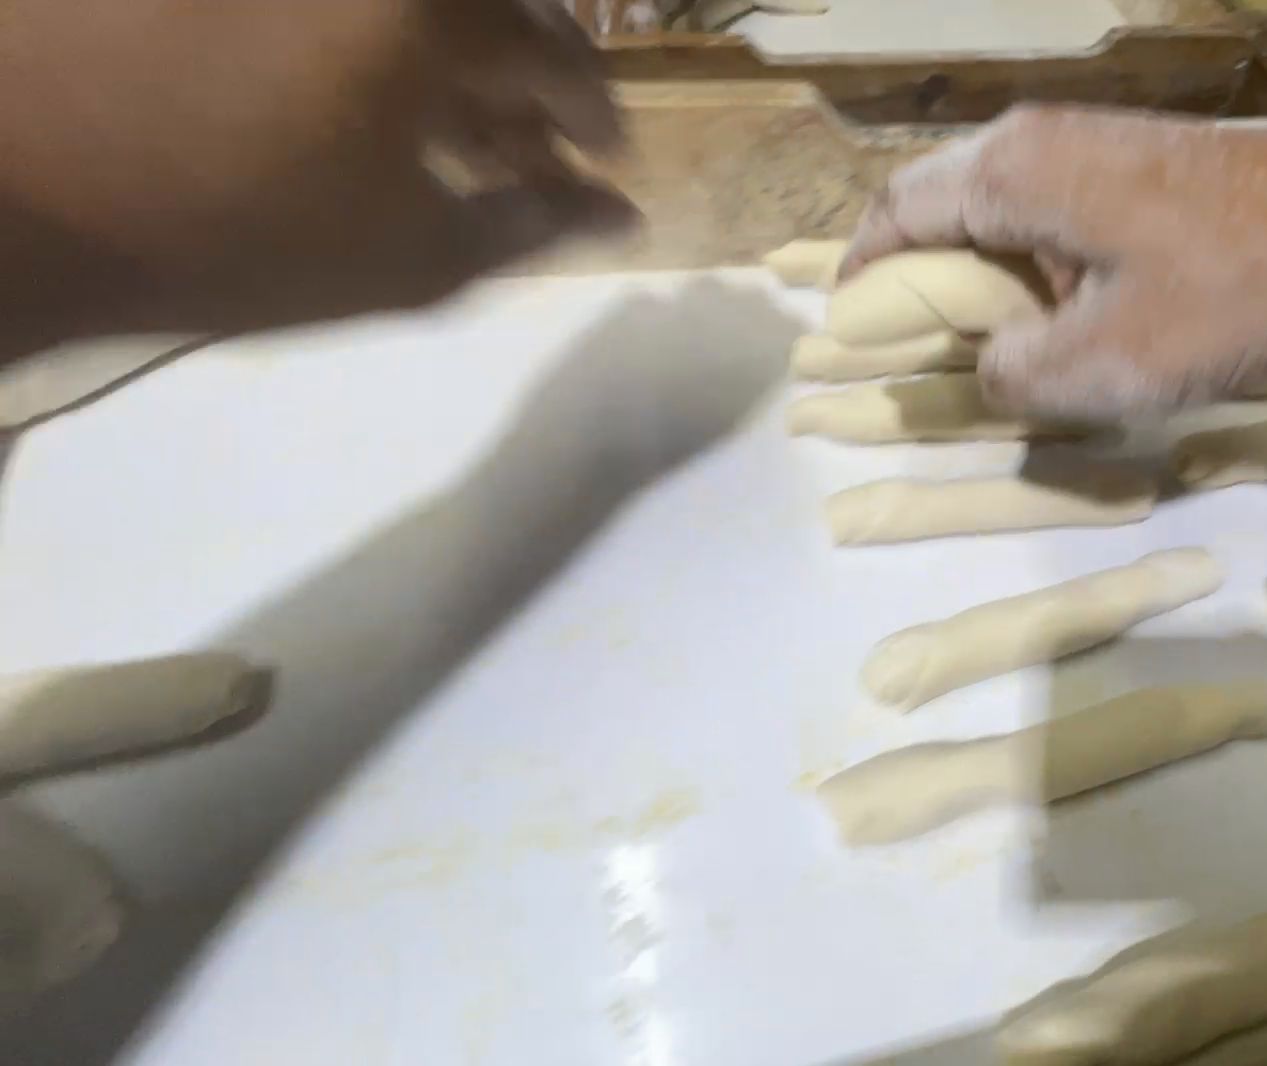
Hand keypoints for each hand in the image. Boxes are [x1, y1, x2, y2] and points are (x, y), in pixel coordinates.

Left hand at [0, 0, 634, 349]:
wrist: (21, 202)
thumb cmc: (252, 241)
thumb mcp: (427, 257)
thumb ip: (539, 223)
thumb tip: (624, 214)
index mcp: (420, 17)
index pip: (554, 55)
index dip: (594, 113)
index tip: (609, 158)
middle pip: (493, 4)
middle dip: (536, 71)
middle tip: (545, 138)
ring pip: (421, 6)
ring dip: (465, 61)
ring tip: (470, 134)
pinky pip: (350, 9)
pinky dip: (391, 44)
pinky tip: (387, 101)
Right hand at [840, 105, 1266, 419]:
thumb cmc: (1228, 295)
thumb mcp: (1105, 365)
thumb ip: (1016, 375)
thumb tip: (987, 369)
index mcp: (1013, 174)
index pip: (899, 211)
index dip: (862, 269)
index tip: (848, 321)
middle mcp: (1041, 139)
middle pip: (941, 201)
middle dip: (914, 271)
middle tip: (911, 339)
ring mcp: (1093, 143)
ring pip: (996, 206)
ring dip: (973, 270)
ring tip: (977, 337)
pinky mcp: (1135, 163)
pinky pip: (1047, 209)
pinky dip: (1024, 260)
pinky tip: (1050, 307)